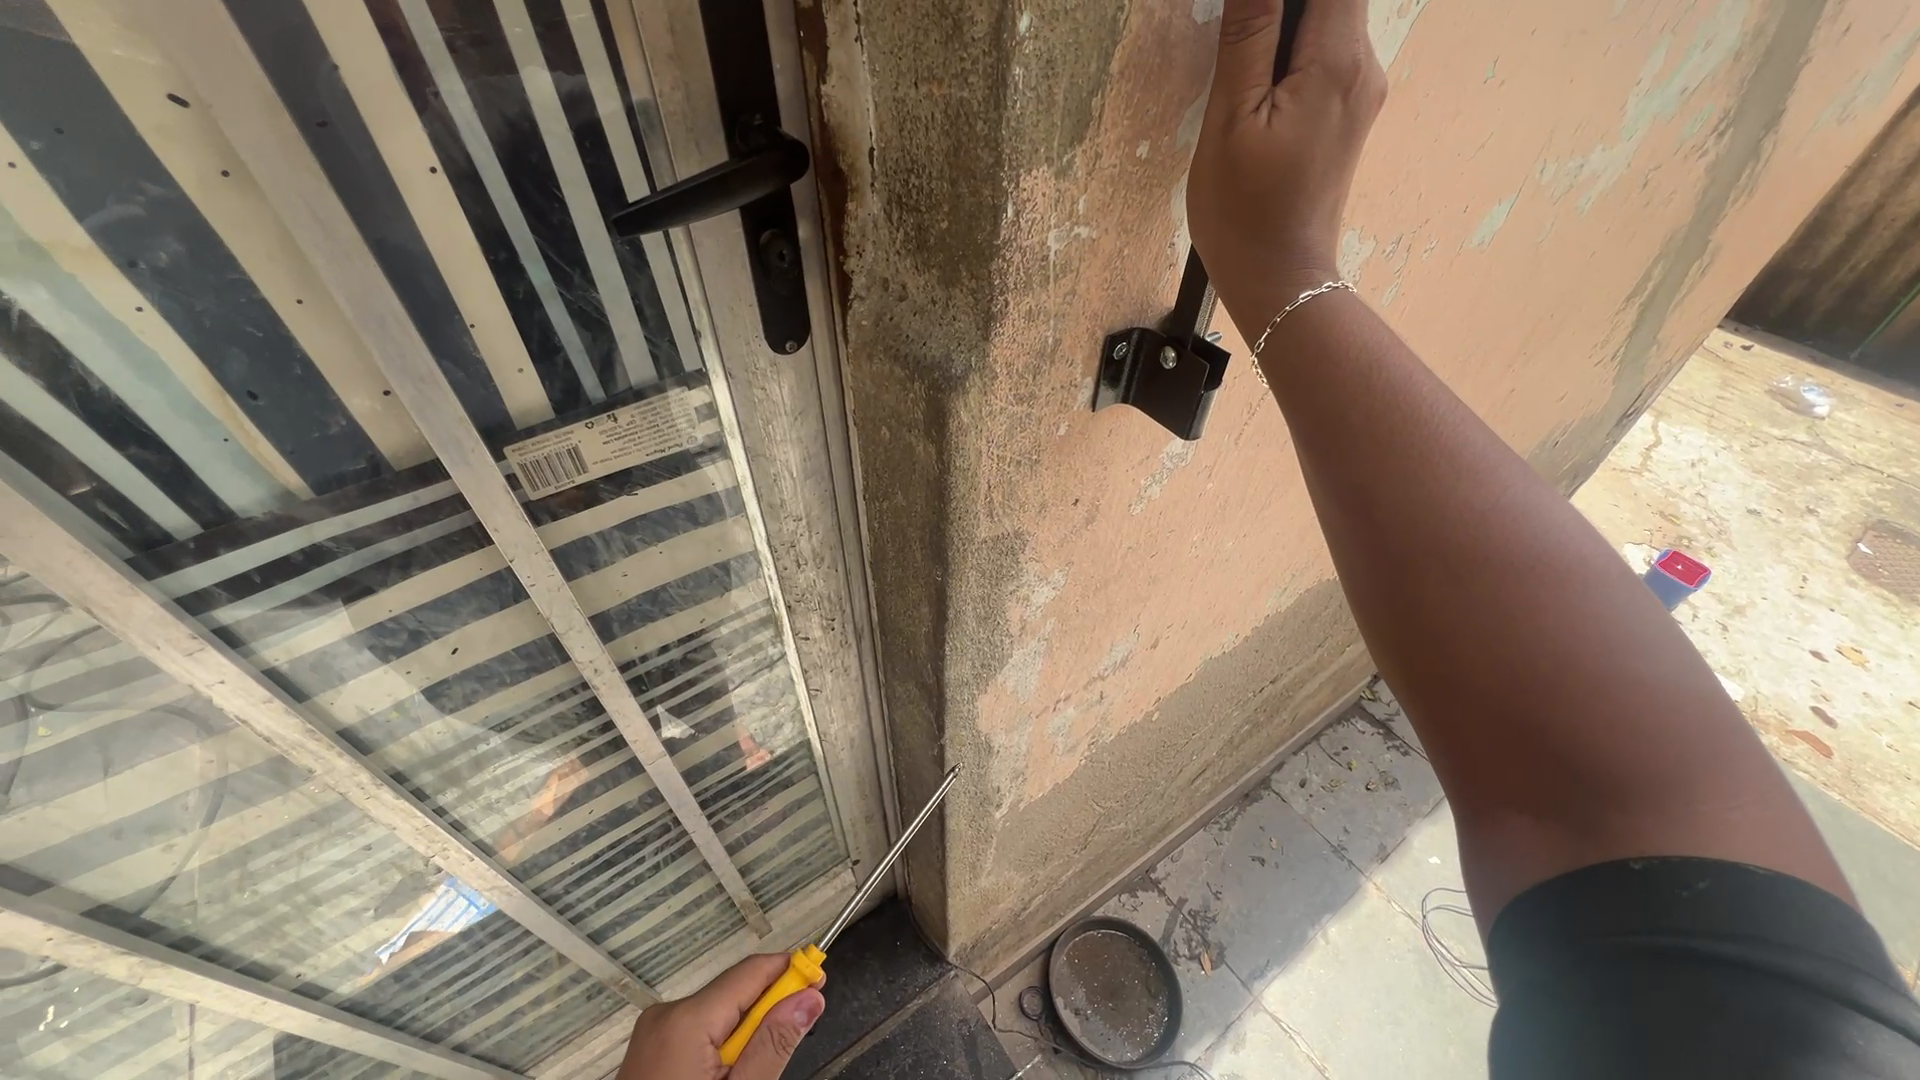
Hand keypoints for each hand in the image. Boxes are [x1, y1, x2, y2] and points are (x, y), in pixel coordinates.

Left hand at [616, 954, 825, 1079]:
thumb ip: (774, 1046)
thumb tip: (811, 996)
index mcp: (687, 1019)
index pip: (753, 970)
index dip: (791, 972)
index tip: (821, 986)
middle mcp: (666, 1013)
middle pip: (736, 991)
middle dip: (767, 1013)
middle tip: (785, 1053)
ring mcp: (653, 1031)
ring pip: (719, 1013)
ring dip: (745, 1035)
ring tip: (749, 1076)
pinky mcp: (650, 1049)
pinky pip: (699, 1030)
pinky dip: (721, 1047)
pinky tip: (724, 1078)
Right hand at [1186, 0, 1386, 313]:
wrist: (1278, 279)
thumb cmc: (1243, 212)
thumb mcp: (1230, 122)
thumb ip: (1246, 37)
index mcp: (1336, 62)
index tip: (1248, 15)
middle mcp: (1364, 66)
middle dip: (1279, 10)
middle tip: (1236, 41)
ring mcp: (1361, 92)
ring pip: (1330, 21)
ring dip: (1283, 28)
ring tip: (1240, 69)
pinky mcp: (1349, 114)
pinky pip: (1327, 55)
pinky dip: (1293, 53)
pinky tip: (1258, 88)